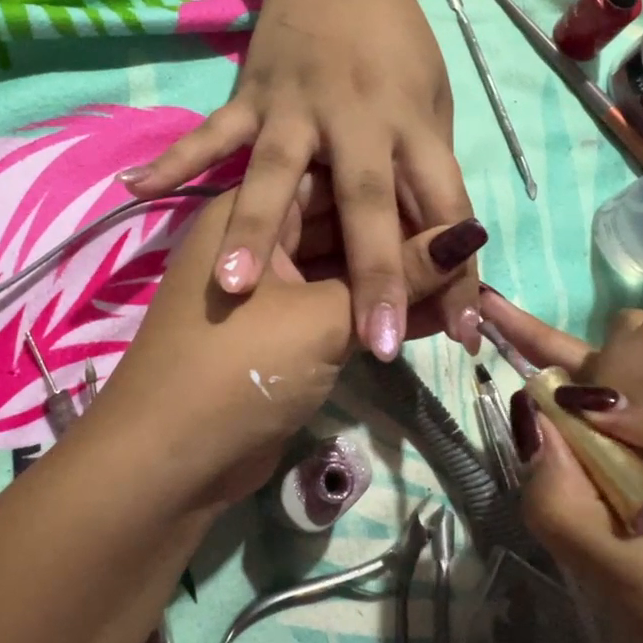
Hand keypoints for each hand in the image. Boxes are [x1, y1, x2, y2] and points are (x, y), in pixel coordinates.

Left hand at [100, 181, 488, 505]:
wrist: (170, 462)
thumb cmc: (241, 365)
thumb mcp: (325, 316)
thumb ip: (401, 274)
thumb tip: (469, 235)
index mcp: (255, 205)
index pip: (339, 180)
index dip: (399, 193)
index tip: (458, 207)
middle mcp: (263, 235)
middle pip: (348, 227)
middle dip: (407, 245)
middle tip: (473, 259)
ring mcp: (273, 287)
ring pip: (348, 272)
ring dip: (400, 285)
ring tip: (467, 294)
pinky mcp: (285, 330)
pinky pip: (342, 308)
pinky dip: (380, 314)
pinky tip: (437, 320)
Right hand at [122, 0, 480, 360]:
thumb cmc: (396, 43)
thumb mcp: (433, 100)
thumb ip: (428, 166)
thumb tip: (441, 241)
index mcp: (411, 121)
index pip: (444, 203)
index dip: (457, 269)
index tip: (462, 336)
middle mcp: (356, 118)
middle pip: (367, 199)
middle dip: (375, 270)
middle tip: (377, 343)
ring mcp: (296, 106)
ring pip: (278, 172)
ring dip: (259, 228)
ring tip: (237, 288)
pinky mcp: (249, 94)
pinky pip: (213, 133)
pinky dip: (178, 159)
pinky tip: (136, 188)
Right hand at [484, 294, 642, 642]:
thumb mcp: (635, 585)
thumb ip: (567, 507)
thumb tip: (530, 414)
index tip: (604, 436)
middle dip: (617, 381)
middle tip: (589, 440)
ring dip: (596, 379)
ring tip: (581, 430)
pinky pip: (625, 362)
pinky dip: (564, 349)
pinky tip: (504, 315)